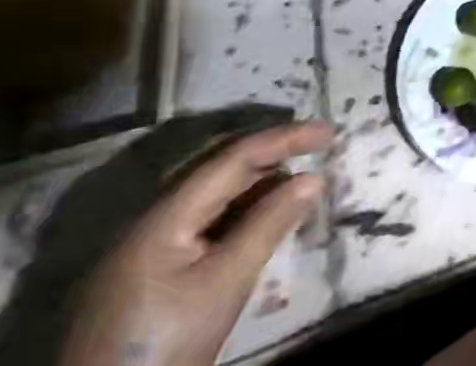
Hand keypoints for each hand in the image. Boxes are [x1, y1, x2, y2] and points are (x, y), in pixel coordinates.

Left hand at [58, 121, 330, 365]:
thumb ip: (270, 224)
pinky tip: (266, 215)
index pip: (233, 158)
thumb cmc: (165, 344)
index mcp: (164, 216)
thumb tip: (313, 179)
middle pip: (219, 169)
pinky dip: (242, 208)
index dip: (284, 138)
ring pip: (213, 194)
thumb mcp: (226, 283)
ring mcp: (146, 246)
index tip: (329, 131)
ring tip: (302, 179)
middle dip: (272, 152)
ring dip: (260, 180)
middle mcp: (151, 219)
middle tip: (319, 147)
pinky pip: (204, 219)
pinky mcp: (150, 270)